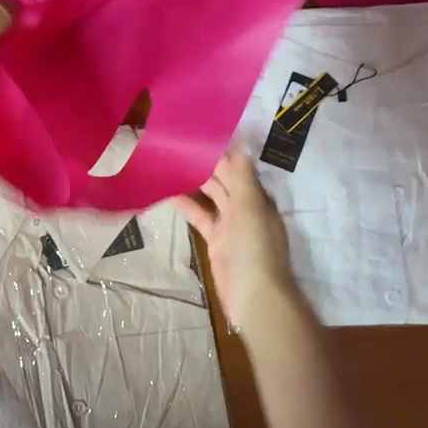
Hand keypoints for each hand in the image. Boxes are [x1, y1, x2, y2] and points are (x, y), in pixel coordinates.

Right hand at [174, 143, 298, 332]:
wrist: (254, 295)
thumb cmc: (254, 248)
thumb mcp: (249, 207)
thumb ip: (241, 175)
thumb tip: (239, 139)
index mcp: (258, 198)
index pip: (240, 167)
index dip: (223, 150)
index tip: (200, 132)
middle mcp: (246, 207)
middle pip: (225, 179)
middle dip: (206, 162)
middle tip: (179, 142)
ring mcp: (231, 225)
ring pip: (211, 196)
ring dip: (194, 181)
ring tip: (171, 162)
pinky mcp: (216, 240)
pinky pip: (200, 216)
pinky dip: (186, 205)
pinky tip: (168, 194)